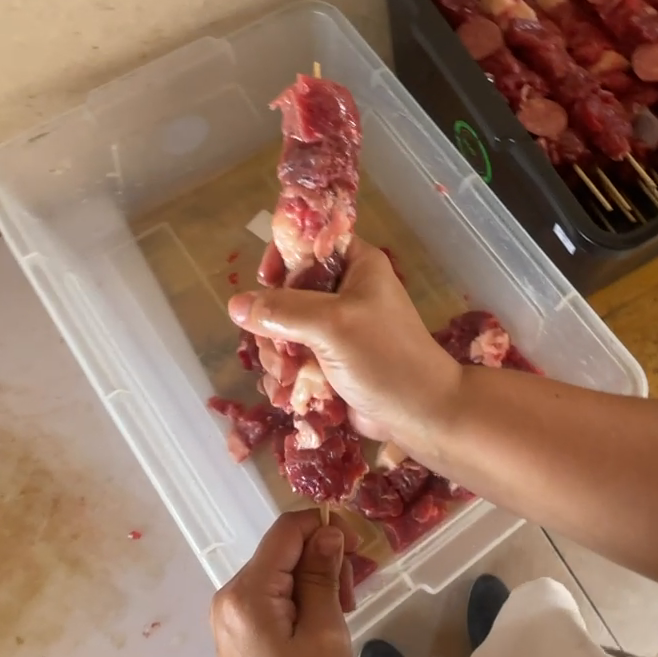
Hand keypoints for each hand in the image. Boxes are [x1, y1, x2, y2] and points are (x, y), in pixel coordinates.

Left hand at [212, 509, 359, 656]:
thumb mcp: (325, 636)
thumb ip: (323, 577)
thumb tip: (328, 532)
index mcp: (249, 592)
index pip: (287, 528)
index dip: (324, 526)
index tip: (357, 550)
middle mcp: (232, 592)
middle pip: (284, 547)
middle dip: (323, 558)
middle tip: (351, 597)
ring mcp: (231, 610)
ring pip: (281, 568)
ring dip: (315, 578)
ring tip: (340, 613)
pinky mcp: (237, 626)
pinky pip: (273, 591)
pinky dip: (300, 595)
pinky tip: (320, 620)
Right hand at [228, 240, 463, 446]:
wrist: (420, 413)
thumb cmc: (386, 358)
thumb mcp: (333, 325)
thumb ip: (284, 311)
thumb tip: (237, 305)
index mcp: (356, 265)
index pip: (310, 243)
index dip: (284, 257)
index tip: (265, 281)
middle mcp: (345, 291)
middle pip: (287, 291)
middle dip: (273, 323)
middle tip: (278, 349)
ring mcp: (336, 329)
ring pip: (284, 329)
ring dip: (277, 355)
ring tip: (286, 378)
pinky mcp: (330, 361)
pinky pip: (294, 358)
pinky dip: (287, 375)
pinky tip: (288, 392)